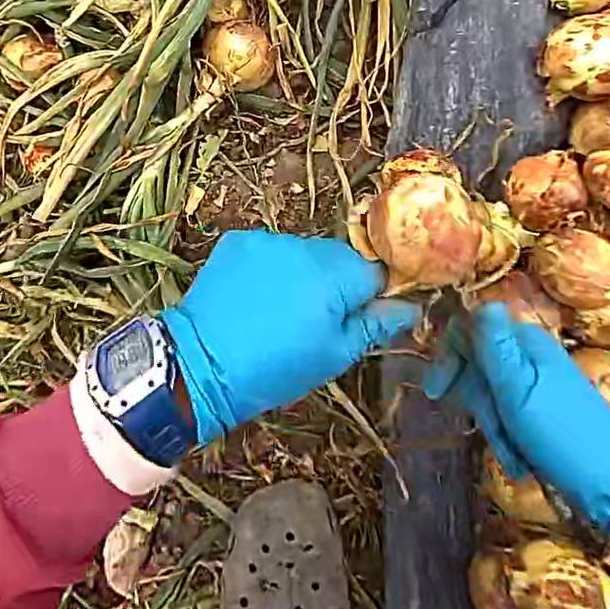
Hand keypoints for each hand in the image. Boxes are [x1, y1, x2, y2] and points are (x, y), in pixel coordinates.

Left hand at [160, 230, 416, 443]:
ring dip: (306, 272)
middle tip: (319, 317)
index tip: (362, 312)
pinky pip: (273, 248)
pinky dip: (274, 266)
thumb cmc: (275, 369)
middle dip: (339, 281)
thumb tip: (411, 306)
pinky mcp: (240, 240)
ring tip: (284, 308)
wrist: (198, 365)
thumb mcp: (333, 356)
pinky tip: (258, 295)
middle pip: (341, 256)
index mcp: (334, 276)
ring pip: (307, 251)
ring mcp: (269, 239)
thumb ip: (375, 324)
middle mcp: (305, 247)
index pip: (376, 269)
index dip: (374, 291)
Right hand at [424, 304, 609, 564]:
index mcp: (526, 340)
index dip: (451, 355)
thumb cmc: (563, 436)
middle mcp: (530, 354)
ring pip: (491, 393)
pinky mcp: (542, 409)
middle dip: (477, 400)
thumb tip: (479, 299)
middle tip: (486, 426)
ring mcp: (537, 382)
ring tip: (513, 453)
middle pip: (478, 363)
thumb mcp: (518, 389)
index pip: (472, 328)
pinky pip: (508, 415)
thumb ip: (494, 344)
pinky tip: (521, 460)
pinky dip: (509, 438)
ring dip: (494, 426)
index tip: (437, 389)